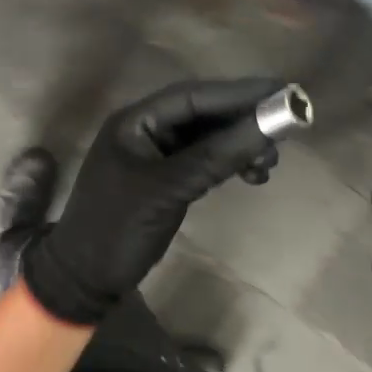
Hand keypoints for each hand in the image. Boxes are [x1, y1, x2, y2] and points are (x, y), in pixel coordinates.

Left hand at [21, 79, 283, 323]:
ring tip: (270, 161)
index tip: (282, 92)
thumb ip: (216, 157)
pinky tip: (253, 174)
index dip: (238, 94)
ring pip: (208, 138)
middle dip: (244, 120)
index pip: (192, 96)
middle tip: (286, 128)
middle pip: (203, 114)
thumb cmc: (117, 228)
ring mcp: (156, 156)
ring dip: (240, 145)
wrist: (85, 279)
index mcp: (134, 122)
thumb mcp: (167, 190)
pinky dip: (230, 164)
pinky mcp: (167, 180)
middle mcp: (145, 131)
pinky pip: (205, 161)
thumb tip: (270, 124)